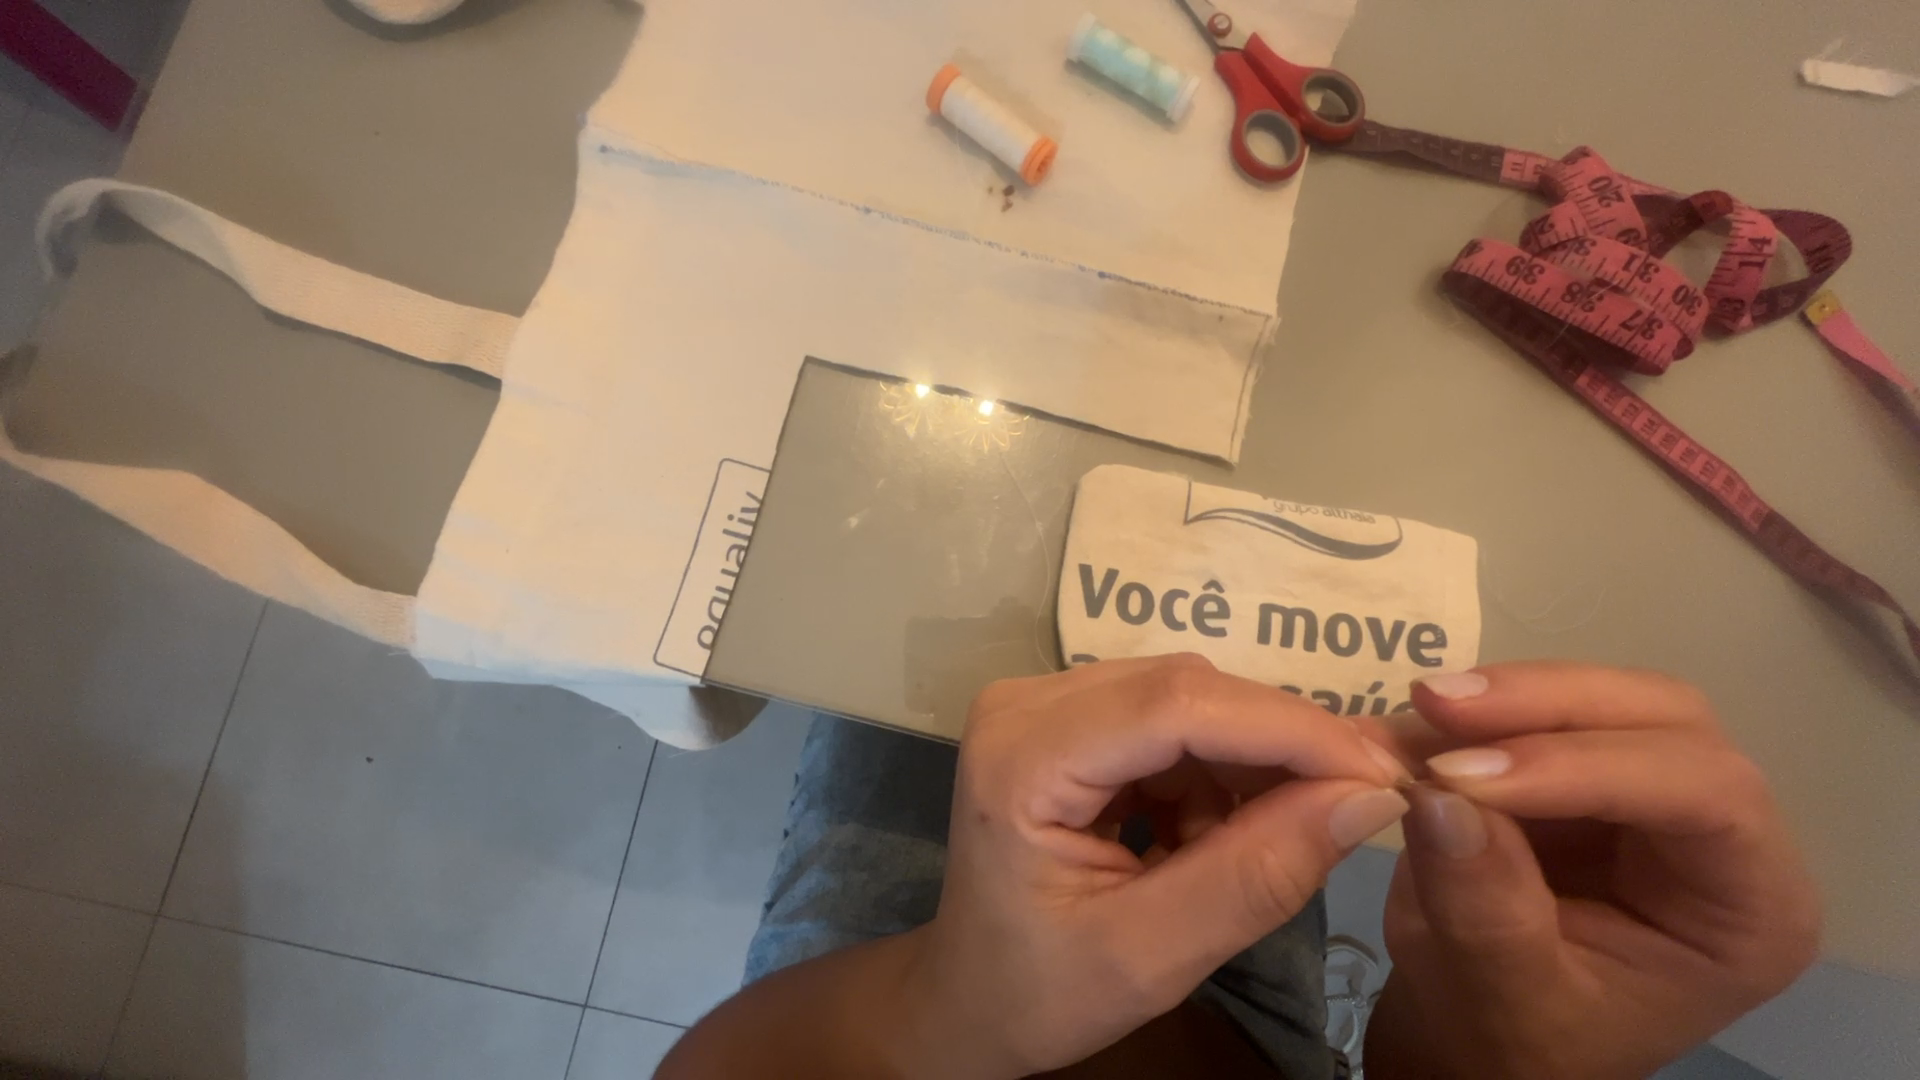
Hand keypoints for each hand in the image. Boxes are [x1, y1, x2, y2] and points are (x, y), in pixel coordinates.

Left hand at [898, 654, 1411, 1078]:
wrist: (968, 991)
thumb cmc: (1039, 988)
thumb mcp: (1151, 955)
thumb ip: (1256, 875)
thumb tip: (1367, 797)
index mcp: (1021, 756)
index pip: (1171, 706)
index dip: (1284, 727)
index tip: (1381, 770)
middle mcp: (1024, 703)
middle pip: (1179, 689)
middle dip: (1275, 742)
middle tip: (1357, 802)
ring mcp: (1040, 703)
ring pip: (1180, 698)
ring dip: (1243, 758)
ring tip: (1268, 835)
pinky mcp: (1063, 717)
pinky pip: (1163, 717)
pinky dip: (1209, 767)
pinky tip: (1211, 828)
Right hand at [1363, 663, 1820, 1079]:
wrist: (1473, 1023)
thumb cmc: (1514, 1032)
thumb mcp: (1501, 989)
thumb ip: (1482, 903)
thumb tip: (1437, 796)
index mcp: (1739, 904)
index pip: (1703, 794)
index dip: (1582, 767)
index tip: (1458, 776)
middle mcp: (1701, 831)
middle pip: (1655, 717)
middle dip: (1542, 702)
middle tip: (1434, 702)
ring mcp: (1627, 791)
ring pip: (1588, 697)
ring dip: (1498, 695)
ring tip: (1416, 707)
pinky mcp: (1556, 769)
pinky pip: (1515, 713)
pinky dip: (1453, 715)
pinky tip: (1398, 725)